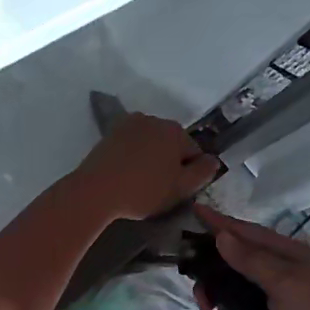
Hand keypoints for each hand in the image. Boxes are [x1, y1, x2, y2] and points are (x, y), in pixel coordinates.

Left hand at [68, 112, 221, 220]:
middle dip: (169, 162)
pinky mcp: (109, 133)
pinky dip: (132, 156)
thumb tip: (213, 160)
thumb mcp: (181, 188)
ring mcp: (128, 124)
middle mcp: (153, 119)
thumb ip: (203, 172)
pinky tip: (125, 174)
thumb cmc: (143, 190)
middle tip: (158, 188)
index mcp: (174, 131)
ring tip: (139, 182)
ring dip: (150, 158)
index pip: (194, 152)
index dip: (189, 174)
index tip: (176, 190)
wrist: (95, 190)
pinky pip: (131, 145)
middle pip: (171, 144)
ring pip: (150, 143)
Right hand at [192, 207, 309, 309]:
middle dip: (217, 291)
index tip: (194, 210)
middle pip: (235, 276)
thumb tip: (222, 234)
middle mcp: (286, 281)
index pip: (246, 233)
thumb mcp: (287, 285)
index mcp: (289, 257)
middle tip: (204, 304)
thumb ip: (251, 261)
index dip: (220, 222)